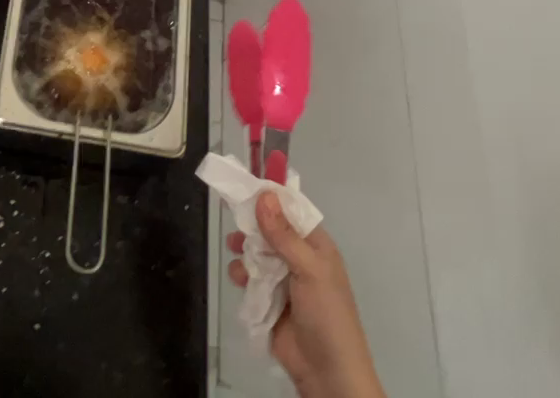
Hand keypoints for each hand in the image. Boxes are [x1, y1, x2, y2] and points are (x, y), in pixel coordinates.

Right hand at [228, 193, 385, 397]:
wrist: (328, 373)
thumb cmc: (327, 315)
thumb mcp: (309, 269)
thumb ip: (283, 234)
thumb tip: (264, 194)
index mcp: (315, 245)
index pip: (290, 210)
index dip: (268, 197)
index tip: (243, 185)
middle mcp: (298, 257)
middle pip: (268, 229)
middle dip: (251, 225)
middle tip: (231, 218)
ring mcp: (282, 278)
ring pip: (255, 251)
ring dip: (244, 251)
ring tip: (236, 253)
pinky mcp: (267, 298)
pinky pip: (248, 276)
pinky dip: (241, 274)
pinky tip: (239, 279)